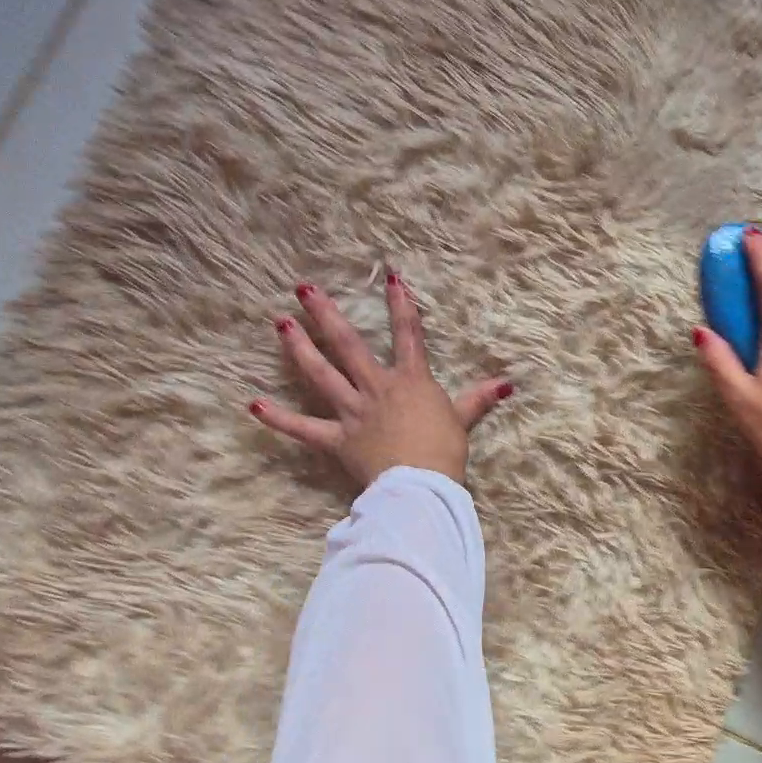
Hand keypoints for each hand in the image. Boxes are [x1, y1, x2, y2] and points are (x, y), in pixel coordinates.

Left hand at [250, 274, 511, 486]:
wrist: (421, 483)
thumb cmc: (445, 451)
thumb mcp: (463, 420)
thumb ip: (479, 398)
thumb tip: (507, 383)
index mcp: (411, 380)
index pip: (408, 335)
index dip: (401, 305)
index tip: (390, 279)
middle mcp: (377, 388)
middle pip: (348, 345)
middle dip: (326, 315)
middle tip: (303, 290)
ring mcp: (353, 411)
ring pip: (321, 374)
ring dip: (299, 349)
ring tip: (281, 324)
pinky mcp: (337, 439)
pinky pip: (304, 428)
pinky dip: (279, 419)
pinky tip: (254, 406)